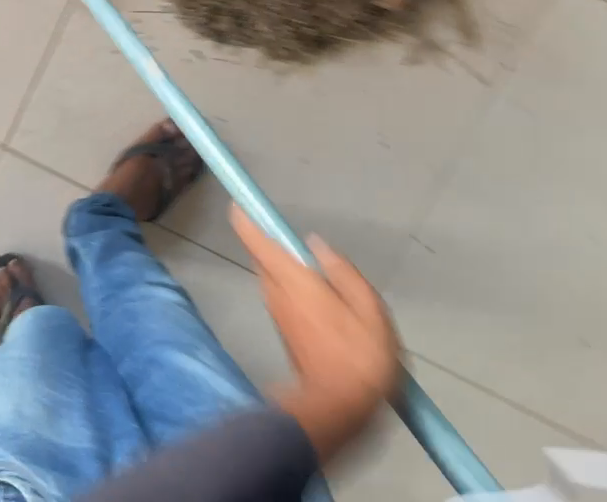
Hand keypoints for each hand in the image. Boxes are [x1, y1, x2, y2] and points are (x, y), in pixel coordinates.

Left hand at [230, 206, 401, 463]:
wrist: (337, 406)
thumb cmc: (359, 355)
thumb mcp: (369, 309)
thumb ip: (343, 271)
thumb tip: (315, 243)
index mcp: (291, 279)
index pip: (256, 240)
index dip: (244, 218)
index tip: (236, 200)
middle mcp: (274, 289)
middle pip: (263, 256)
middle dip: (270, 241)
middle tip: (291, 236)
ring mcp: (275, 309)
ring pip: (273, 275)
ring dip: (285, 266)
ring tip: (320, 272)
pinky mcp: (282, 327)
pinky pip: (283, 293)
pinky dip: (293, 285)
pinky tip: (322, 299)